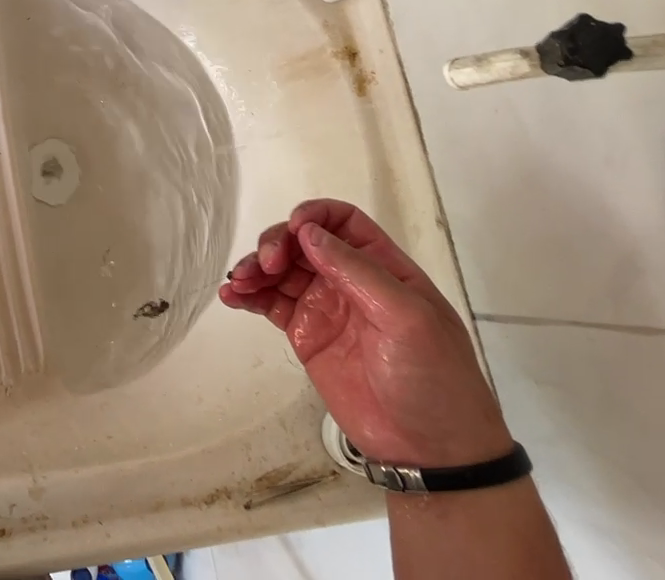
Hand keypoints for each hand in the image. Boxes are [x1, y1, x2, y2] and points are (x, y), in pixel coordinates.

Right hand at [219, 199, 512, 468]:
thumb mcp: (407, 318)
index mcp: (382, 268)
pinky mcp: (304, 335)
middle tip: (266, 267)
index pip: (343, 221)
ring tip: (239, 283)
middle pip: (301, 241)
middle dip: (276, 244)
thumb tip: (307, 232)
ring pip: (279, 270)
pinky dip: (247, 296)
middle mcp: (349, 280)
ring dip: (255, 267)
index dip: (315, 216)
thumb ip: (357, 271)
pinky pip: (269, 304)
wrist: (429, 449)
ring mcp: (324, 307)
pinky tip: (231, 297)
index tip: (293, 231)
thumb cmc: (433, 376)